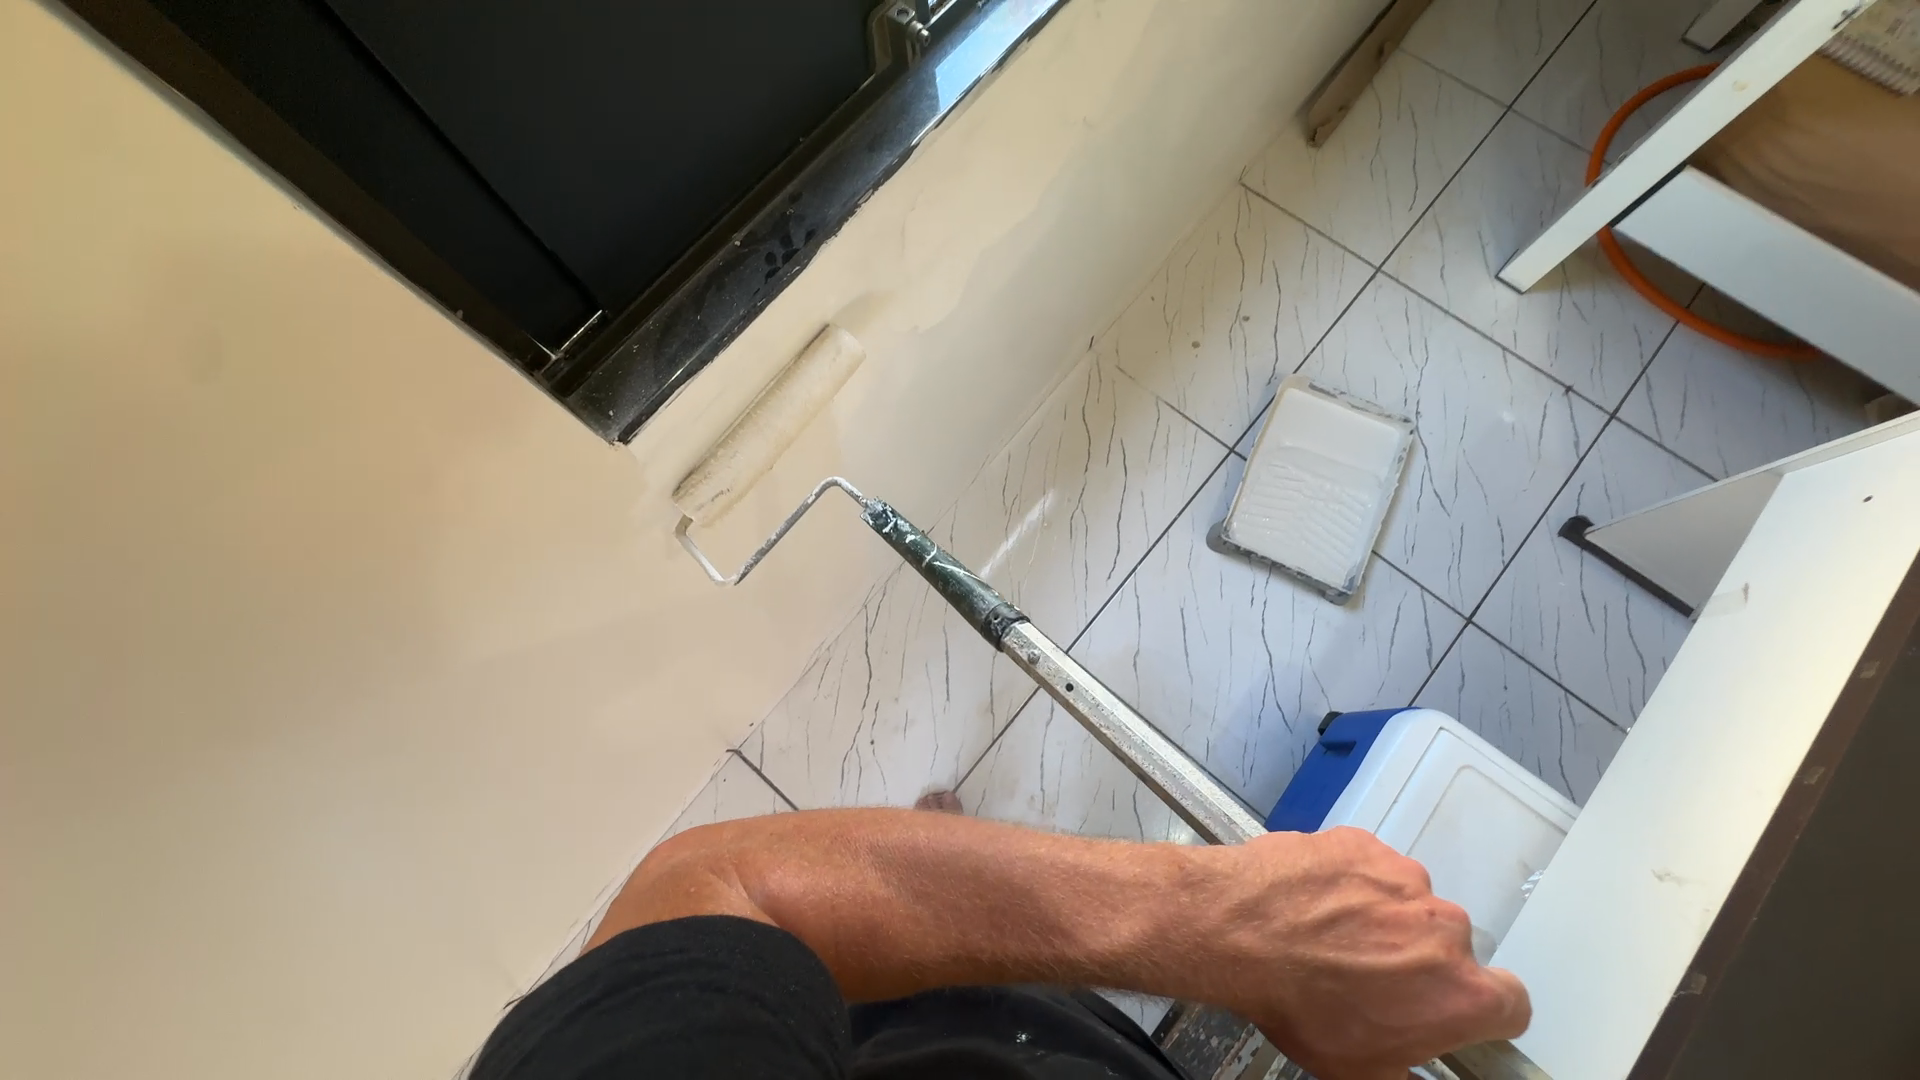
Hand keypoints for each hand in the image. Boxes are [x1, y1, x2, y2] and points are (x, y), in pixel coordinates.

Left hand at [1186, 827, 1530, 1079]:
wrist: (1235, 927)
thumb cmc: (1299, 1006)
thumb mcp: (1361, 1071)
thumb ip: (1406, 1071)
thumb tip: (1411, 1069)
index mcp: (1463, 993)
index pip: (1510, 1001)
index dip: (1478, 1005)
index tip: (1443, 1004)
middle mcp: (1445, 925)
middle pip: (1447, 943)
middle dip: (1414, 955)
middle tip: (1362, 966)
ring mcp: (1401, 874)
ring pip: (1403, 899)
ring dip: (1378, 911)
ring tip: (1325, 927)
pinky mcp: (1359, 841)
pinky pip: (1364, 864)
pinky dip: (1344, 876)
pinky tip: (1308, 894)